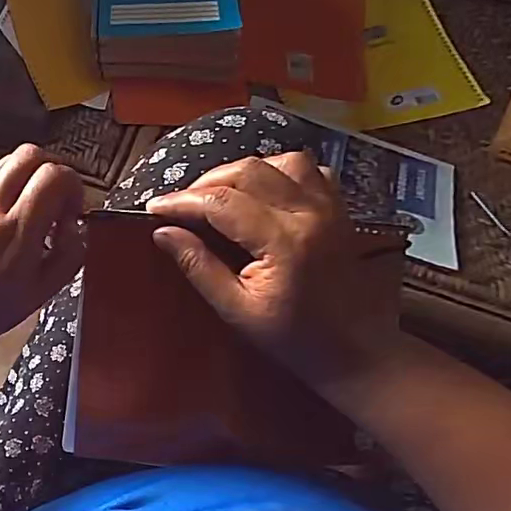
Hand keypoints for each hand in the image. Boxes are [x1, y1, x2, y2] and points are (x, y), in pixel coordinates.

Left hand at [0, 144, 85, 352]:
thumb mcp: (44, 291)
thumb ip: (70, 255)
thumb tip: (76, 229)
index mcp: (17, 231)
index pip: (53, 176)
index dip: (74, 187)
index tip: (73, 211)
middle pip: (30, 154)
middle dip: (55, 171)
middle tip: (59, 201)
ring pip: (10, 160)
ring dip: (33, 176)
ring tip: (38, 208)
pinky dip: (14, 188)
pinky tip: (17, 219)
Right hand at [146, 152, 400, 389]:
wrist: (355, 349)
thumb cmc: (293, 338)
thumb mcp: (237, 310)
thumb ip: (199, 267)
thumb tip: (163, 232)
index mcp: (284, 241)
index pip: (222, 202)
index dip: (182, 201)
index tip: (155, 208)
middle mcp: (309, 212)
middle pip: (248, 169)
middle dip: (207, 182)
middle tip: (182, 205)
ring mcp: (329, 206)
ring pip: (281, 160)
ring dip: (244, 171)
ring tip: (220, 194)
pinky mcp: (339, 207)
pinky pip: (308, 170)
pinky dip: (279, 172)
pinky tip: (263, 193)